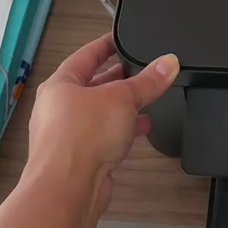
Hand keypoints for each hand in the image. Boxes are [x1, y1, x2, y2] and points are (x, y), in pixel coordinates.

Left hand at [24, 34, 177, 206]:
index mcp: (60, 85)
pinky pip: (102, 136)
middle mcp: (58, 108)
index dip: (105, 45)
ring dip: (122, 107)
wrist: (68, 188)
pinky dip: (121, 130)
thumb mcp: (123, 98)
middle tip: (138, 69)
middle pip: (92, 85)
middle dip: (117, 78)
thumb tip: (168, 62)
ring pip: (99, 113)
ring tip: (145, 99)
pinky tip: (140, 129)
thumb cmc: (80, 137)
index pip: (86, 55)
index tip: (120, 38)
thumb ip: (148, 81)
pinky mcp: (78, 158)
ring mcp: (67, 135)